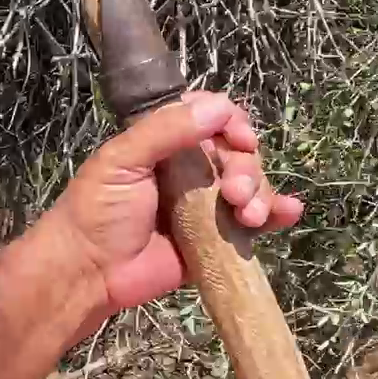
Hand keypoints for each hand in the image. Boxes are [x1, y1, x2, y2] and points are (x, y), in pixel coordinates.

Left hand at [46, 91, 302, 318]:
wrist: (89, 271)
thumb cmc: (98, 210)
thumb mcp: (123, 160)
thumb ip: (166, 130)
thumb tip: (219, 106)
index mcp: (163, 143)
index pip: (208, 116)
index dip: (229, 122)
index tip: (238, 137)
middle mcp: (186, 168)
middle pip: (236, 152)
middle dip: (246, 168)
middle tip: (234, 193)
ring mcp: (203, 204)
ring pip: (250, 184)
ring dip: (261, 193)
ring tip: (247, 215)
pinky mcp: (215, 238)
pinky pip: (254, 221)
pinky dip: (277, 213)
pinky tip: (288, 213)